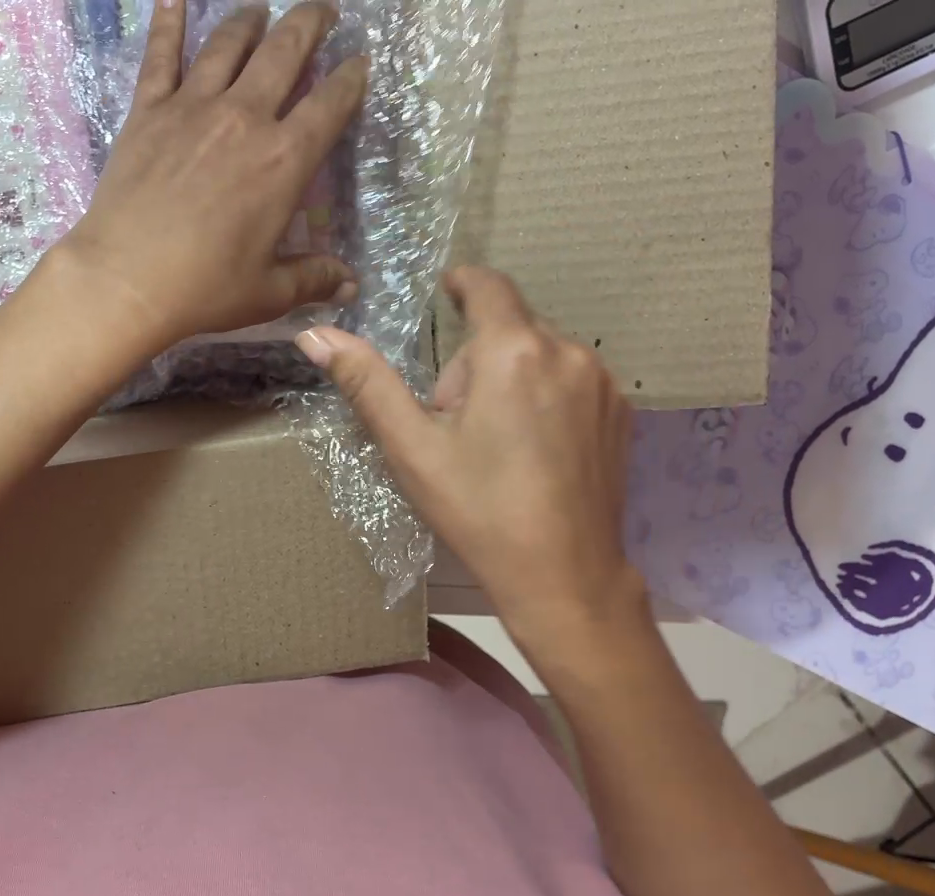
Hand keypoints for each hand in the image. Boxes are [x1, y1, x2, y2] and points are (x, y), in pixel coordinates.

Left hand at [56, 1, 366, 351]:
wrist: (125, 281)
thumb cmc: (203, 290)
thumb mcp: (267, 292)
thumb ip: (312, 280)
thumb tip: (351, 287)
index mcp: (284, 161)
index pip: (330, 104)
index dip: (350, 79)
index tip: (359, 64)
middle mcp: (244, 118)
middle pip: (285, 51)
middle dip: (310, 24)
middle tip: (322, 12)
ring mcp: (192, 108)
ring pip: (228, 43)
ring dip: (250, 20)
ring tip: (260, 10)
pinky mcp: (147, 111)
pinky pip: (160, 56)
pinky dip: (168, 22)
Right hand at [294, 267, 643, 642]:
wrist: (563, 573)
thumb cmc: (478, 510)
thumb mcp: (411, 448)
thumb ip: (366, 383)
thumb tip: (314, 336)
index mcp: (513, 352)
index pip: (488, 286)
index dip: (462, 282)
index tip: (444, 291)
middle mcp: (568, 351)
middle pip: (509, 330)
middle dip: (476, 361)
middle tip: (454, 424)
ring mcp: (602, 383)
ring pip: (542, 357)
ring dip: (512, 379)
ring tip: (495, 444)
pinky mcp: (620, 413)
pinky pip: (572, 383)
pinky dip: (546, 399)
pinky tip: (533, 453)